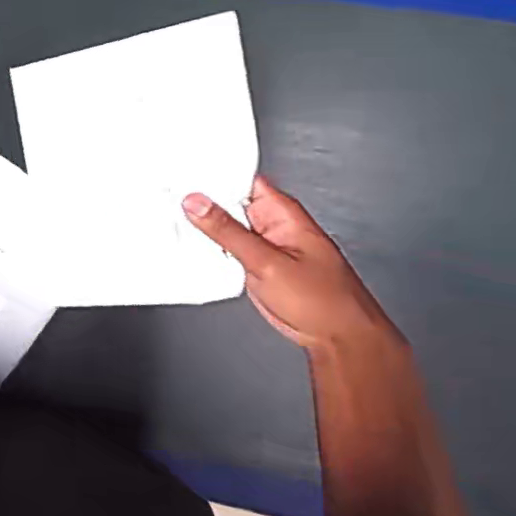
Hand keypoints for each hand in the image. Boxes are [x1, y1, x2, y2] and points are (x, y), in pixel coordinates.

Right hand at [183, 176, 395, 352]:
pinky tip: (198, 251)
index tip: (184, 179)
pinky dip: (213, 251)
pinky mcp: (257, 266)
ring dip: (207, 230)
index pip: (240, 179)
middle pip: (229, 202)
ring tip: (182, 228)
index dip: (212, 176)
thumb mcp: (266, 262)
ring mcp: (264, 245)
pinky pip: (228, 250)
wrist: (339, 338)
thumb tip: (198, 204)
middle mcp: (273, 224)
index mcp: (281, 211)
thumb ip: (227, 232)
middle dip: (204, 204)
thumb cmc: (325, 301)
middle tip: (176, 204)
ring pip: (226, 228)